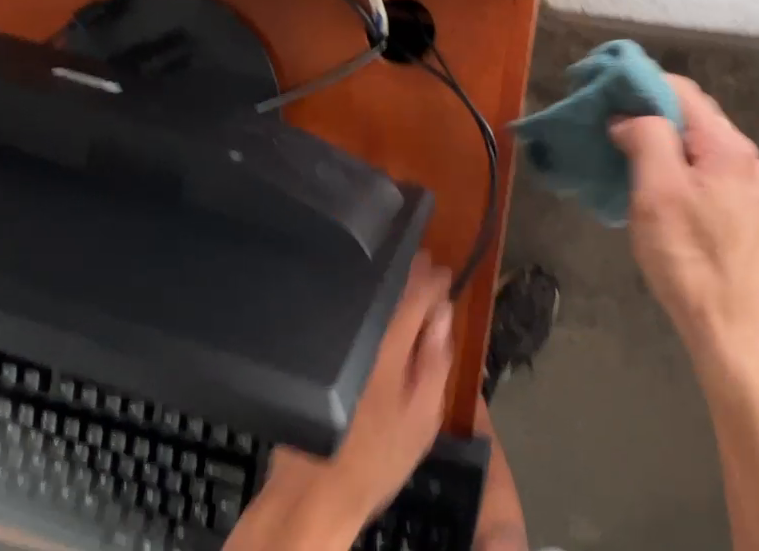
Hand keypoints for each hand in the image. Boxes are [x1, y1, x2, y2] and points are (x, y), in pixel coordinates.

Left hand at [231, 256, 453, 547]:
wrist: (314, 488)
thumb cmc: (378, 456)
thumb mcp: (424, 416)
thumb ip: (435, 360)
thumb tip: (442, 315)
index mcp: (387, 343)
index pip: (416, 293)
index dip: (434, 279)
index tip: (445, 274)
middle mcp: (356, 333)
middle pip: (386, 287)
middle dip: (409, 274)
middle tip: (427, 269)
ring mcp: (331, 340)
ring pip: (362, 298)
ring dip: (386, 287)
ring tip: (405, 286)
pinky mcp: (313, 354)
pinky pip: (345, 317)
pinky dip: (363, 307)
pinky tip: (375, 314)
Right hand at [611, 75, 758, 361]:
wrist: (730, 329)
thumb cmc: (688, 258)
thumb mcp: (656, 191)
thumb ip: (645, 137)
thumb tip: (627, 117)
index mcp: (728, 147)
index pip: (681, 90)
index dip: (640, 84)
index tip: (601, 91)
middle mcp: (746, 158)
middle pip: (691, 115)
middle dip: (648, 111)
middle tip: (606, 123)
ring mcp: (748, 186)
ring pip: (696, 144)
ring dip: (659, 139)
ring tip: (621, 152)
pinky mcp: (742, 212)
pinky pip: (703, 170)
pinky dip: (673, 164)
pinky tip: (650, 183)